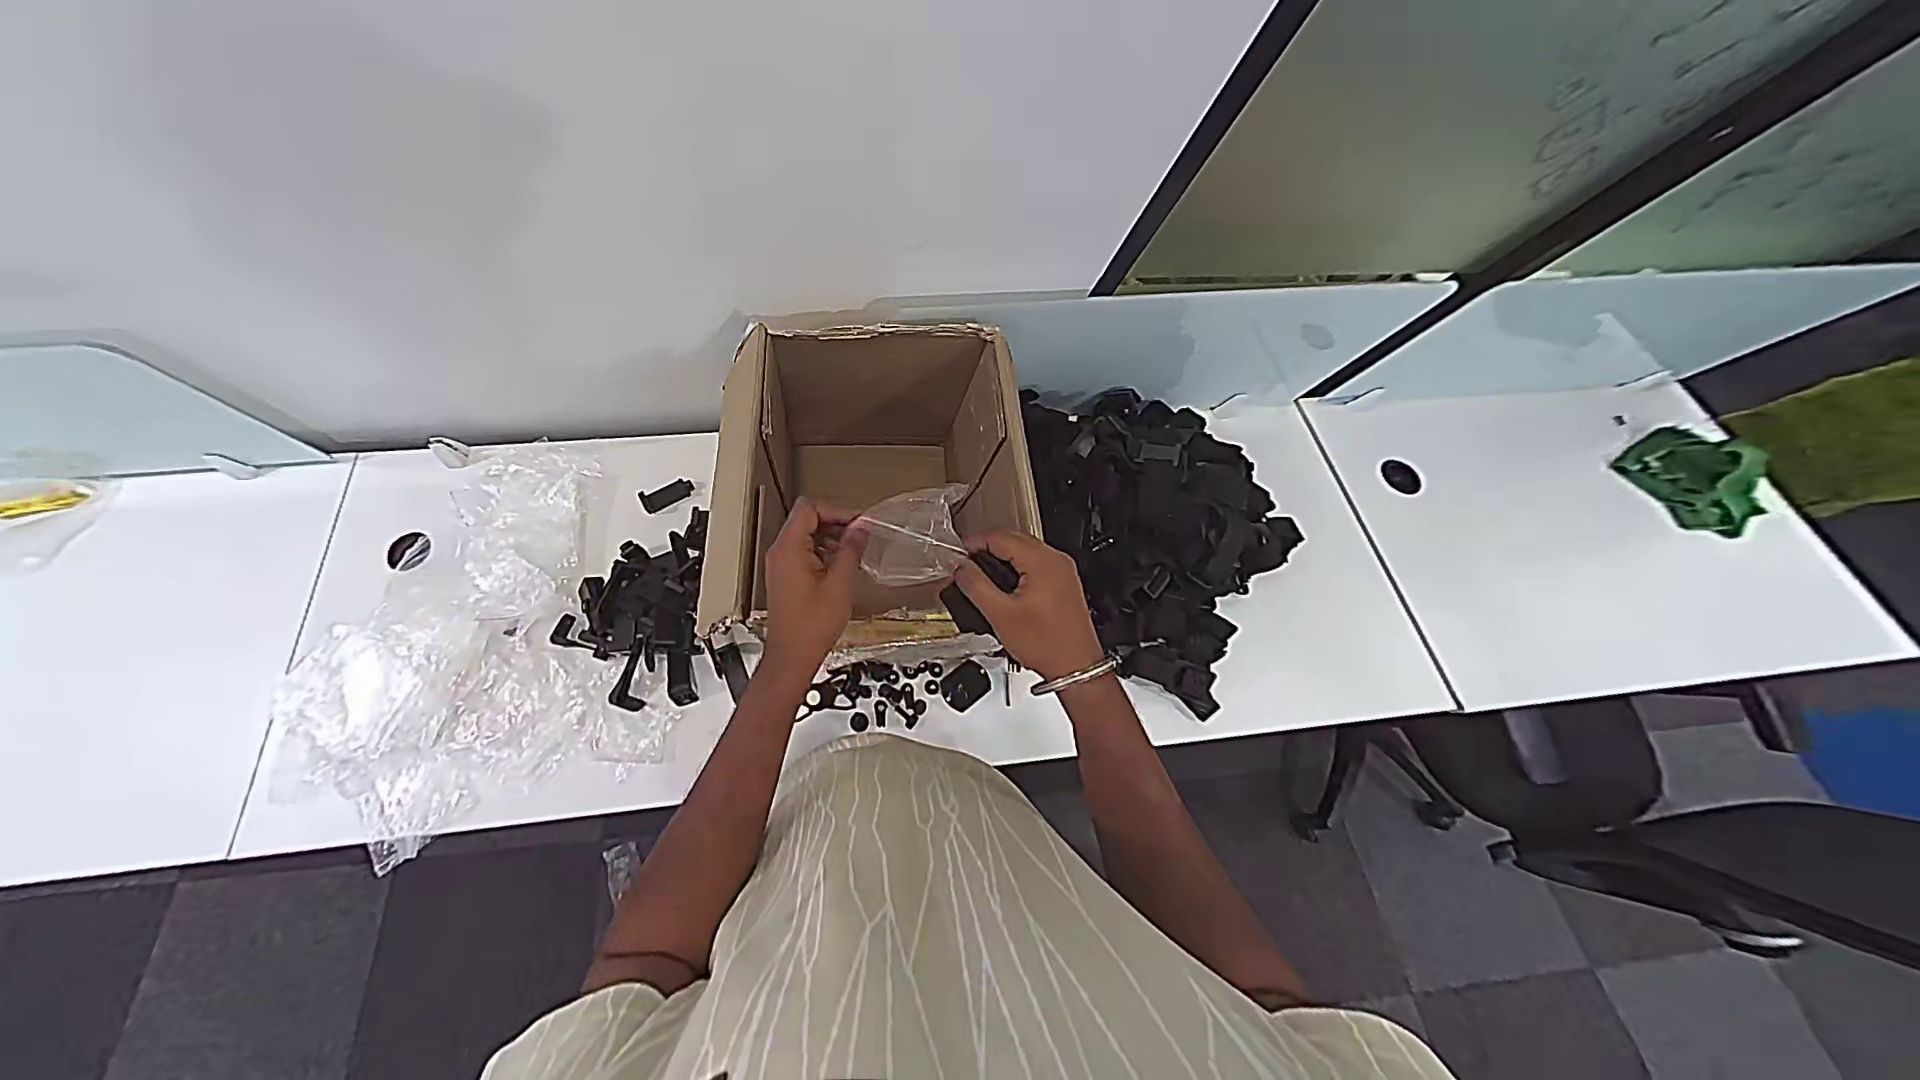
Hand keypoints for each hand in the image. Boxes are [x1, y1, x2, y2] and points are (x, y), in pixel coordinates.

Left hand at [762, 497, 867, 667]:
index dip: (837, 511)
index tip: (857, 522)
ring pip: (805, 535)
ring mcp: (780, 565)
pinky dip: (822, 552)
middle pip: (806, 519)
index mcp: (789, 549)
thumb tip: (860, 530)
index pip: (809, 509)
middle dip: (835, 523)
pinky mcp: (784, 576)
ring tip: (852, 550)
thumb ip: (851, 550)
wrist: (792, 656)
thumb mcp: (840, 584)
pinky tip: (839, 566)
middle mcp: (779, 553)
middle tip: (859, 534)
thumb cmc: (810, 627)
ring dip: (830, 538)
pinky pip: (802, 552)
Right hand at [952, 531, 1105, 680]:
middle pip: (1014, 539)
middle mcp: (1057, 561)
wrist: (1075, 667)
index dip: (975, 543)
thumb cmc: (1047, 645)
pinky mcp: (1065, 583)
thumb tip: (960, 567)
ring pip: (1025, 551)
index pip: (1001, 538)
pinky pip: (1037, 564)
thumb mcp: (1000, 614)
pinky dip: (1018, 568)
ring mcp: (1064, 572)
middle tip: (967, 563)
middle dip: (988, 548)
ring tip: (982, 575)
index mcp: (1042, 563)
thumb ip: (975, 585)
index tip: (960, 554)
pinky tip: (1006, 586)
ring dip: (1003, 557)